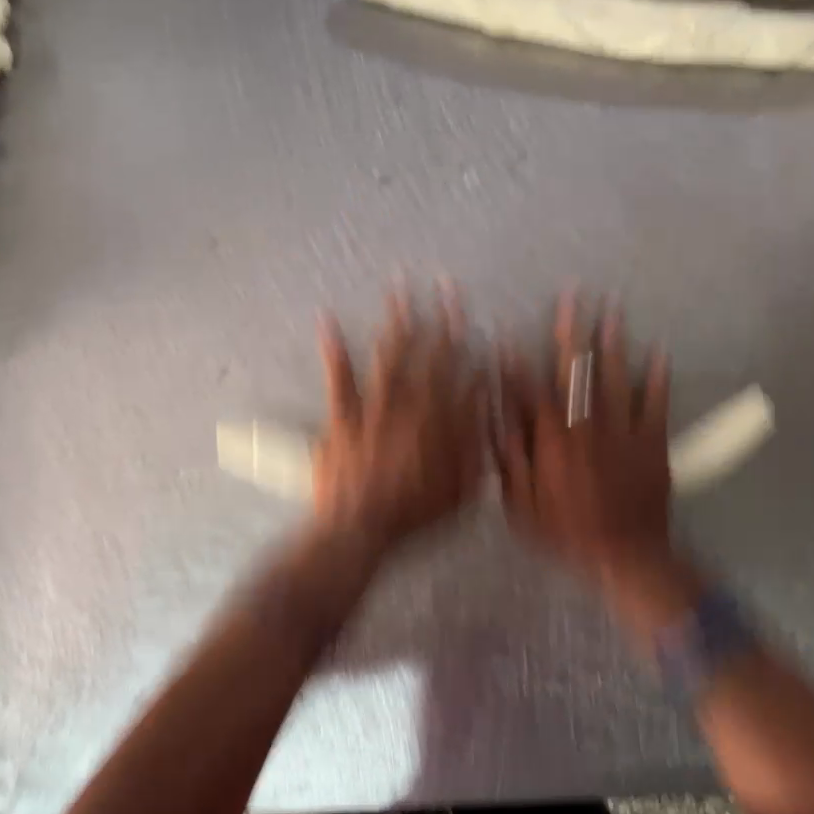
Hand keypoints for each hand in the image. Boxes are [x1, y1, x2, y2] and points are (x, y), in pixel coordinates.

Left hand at [311, 282, 487, 556]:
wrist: (360, 529)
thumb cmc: (415, 514)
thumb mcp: (462, 487)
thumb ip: (476, 442)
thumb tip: (485, 403)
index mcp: (441, 420)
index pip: (460, 369)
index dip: (465, 338)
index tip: (469, 310)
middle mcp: (410, 405)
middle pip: (428, 352)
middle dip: (437, 315)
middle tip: (441, 284)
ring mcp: (374, 407)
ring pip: (389, 355)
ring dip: (395, 320)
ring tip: (400, 288)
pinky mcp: (343, 417)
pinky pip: (339, 377)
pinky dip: (333, 349)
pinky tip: (328, 320)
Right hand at [494, 291, 695, 627]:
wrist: (624, 556)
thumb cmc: (565, 533)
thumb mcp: (521, 505)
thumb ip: (509, 456)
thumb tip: (497, 415)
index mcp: (552, 439)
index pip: (531, 389)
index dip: (518, 361)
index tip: (510, 334)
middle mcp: (587, 424)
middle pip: (577, 368)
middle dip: (573, 329)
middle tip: (574, 295)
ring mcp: (623, 430)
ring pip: (615, 375)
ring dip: (613, 339)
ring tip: (612, 307)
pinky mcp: (652, 441)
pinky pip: (656, 401)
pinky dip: (658, 375)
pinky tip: (659, 350)